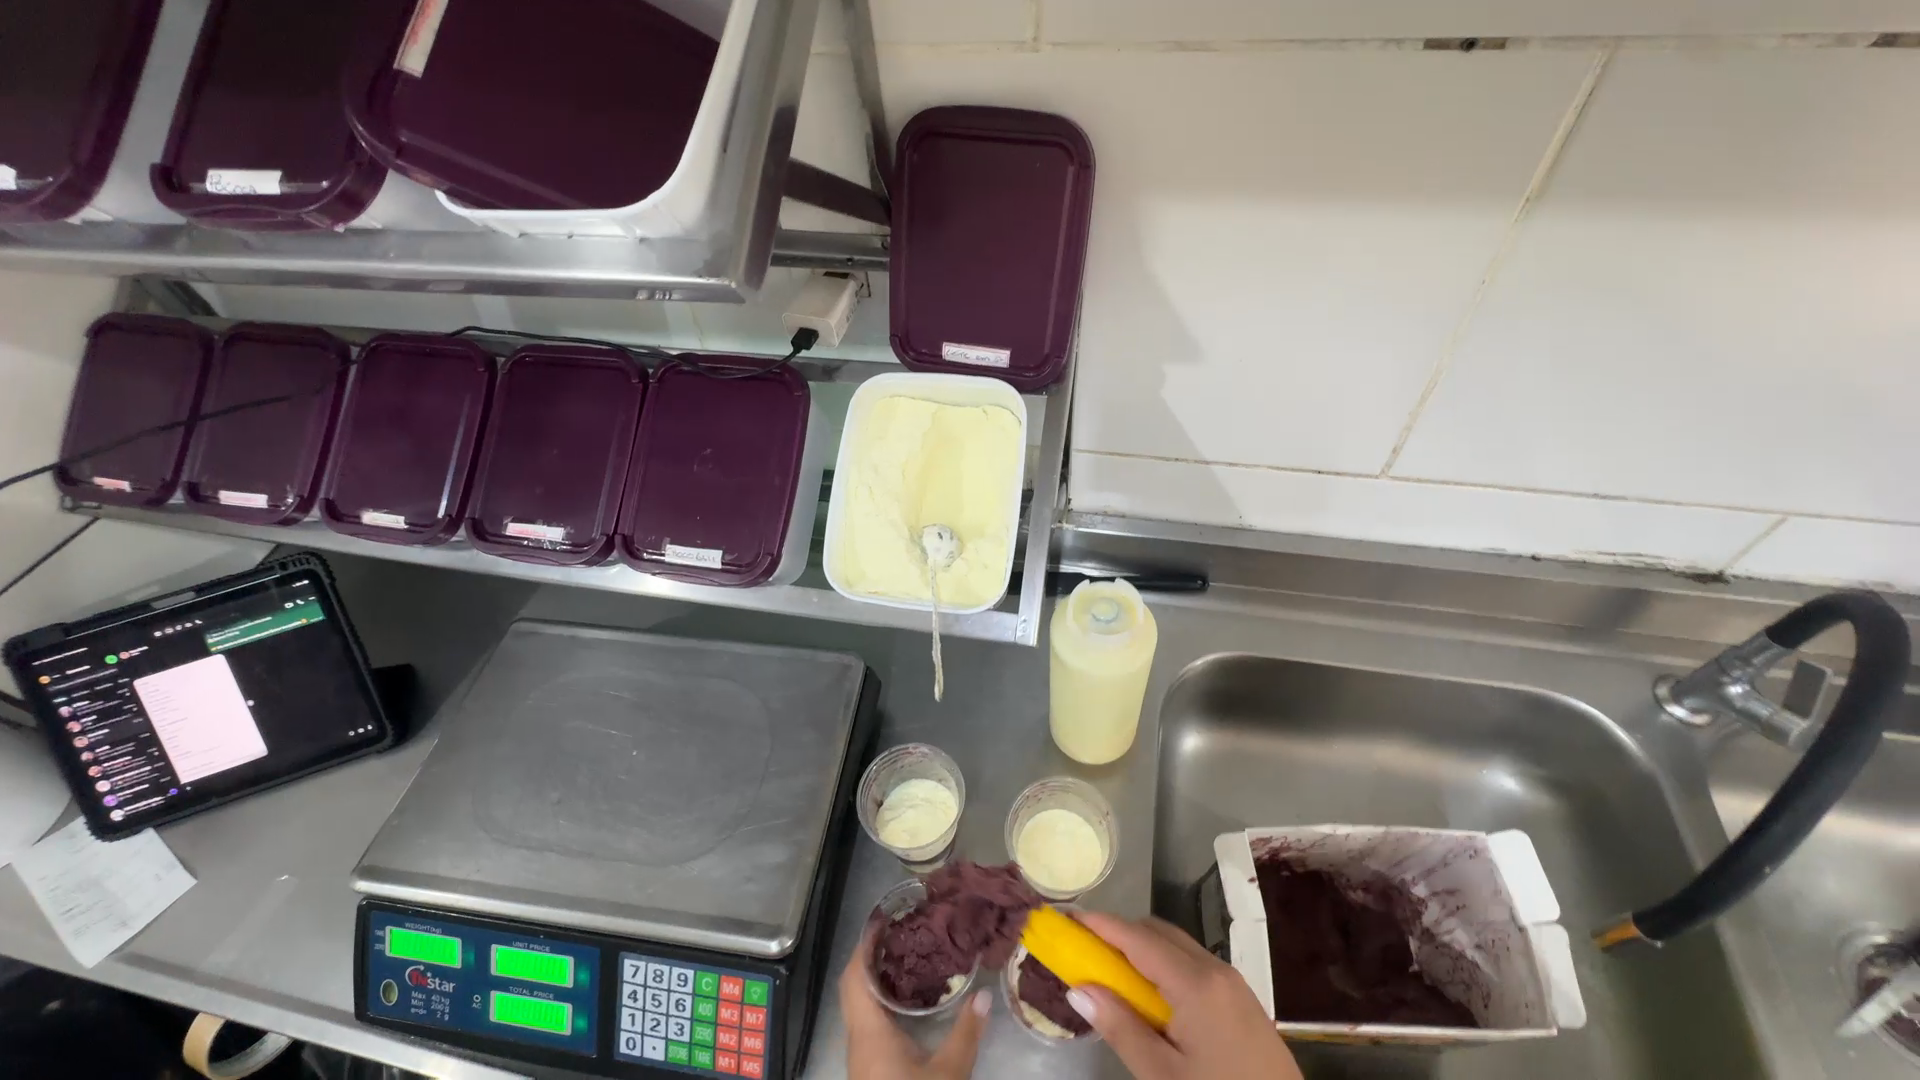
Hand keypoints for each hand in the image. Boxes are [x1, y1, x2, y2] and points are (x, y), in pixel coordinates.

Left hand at [840, 931, 991, 1079]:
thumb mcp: (949, 1074)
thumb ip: (966, 1033)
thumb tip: (984, 995)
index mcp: (869, 1032)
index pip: (853, 977)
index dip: (863, 945)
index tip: (883, 920)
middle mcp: (857, 1039)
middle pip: (851, 987)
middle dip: (869, 956)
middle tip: (898, 932)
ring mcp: (860, 1055)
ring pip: (856, 1004)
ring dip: (873, 977)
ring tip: (904, 954)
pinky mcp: (867, 1067)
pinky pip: (865, 1020)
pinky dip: (879, 999)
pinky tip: (905, 998)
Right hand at [1067, 913, 1302, 1079]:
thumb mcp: (1163, 1076)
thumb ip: (1120, 1027)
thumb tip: (1078, 989)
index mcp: (1195, 983)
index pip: (1137, 937)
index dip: (1100, 924)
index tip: (1067, 919)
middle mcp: (1215, 970)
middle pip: (1158, 932)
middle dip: (1118, 934)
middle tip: (1084, 952)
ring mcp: (1233, 984)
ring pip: (1177, 946)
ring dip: (1142, 950)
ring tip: (1111, 976)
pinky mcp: (1243, 1001)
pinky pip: (1194, 965)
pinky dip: (1165, 967)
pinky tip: (1151, 999)